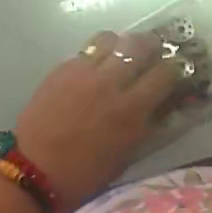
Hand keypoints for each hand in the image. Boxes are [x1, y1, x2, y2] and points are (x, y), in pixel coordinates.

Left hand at [11, 30, 185, 207]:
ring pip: (113, 38)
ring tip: (122, 56)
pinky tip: (94, 70)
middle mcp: (111, 83)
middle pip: (141, 44)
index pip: (166, 72)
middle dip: (153, 47)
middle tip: (153, 55)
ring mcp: (84, 72)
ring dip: (123, 45)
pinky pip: (87, 50)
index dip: (176, 69)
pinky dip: (97, 55)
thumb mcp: (127, 153)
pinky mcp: (62, 69)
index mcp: (132, 109)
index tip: (176, 72)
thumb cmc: (86, 173)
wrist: (35, 171)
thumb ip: (146, 124)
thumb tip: (160, 105)